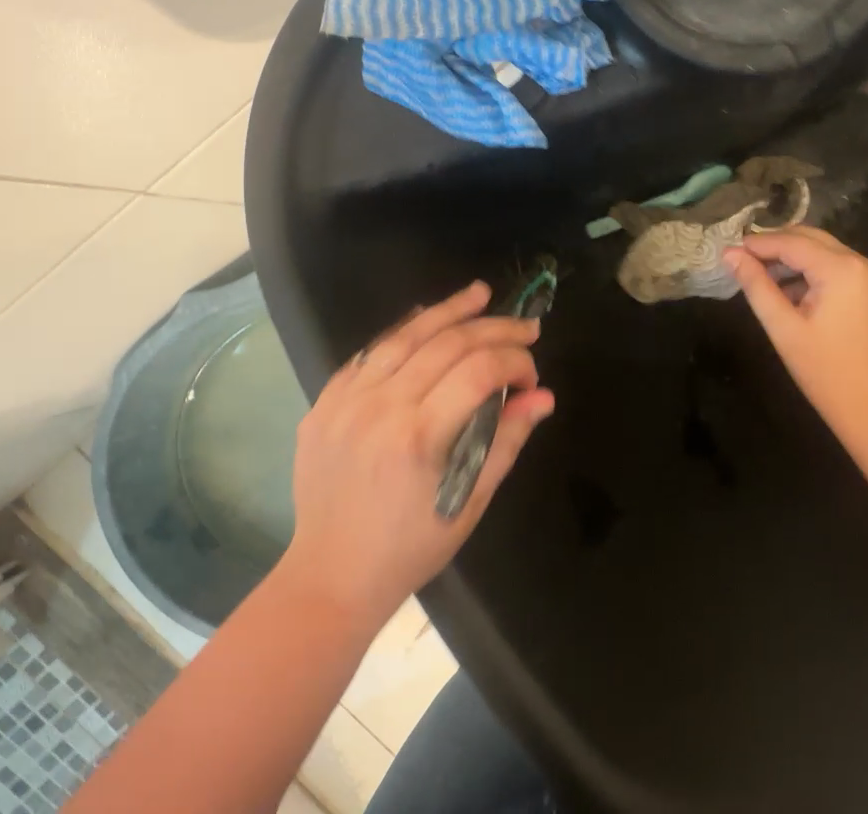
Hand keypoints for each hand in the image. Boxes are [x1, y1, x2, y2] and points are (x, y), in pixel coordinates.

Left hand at [280, 282, 553, 628]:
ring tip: (479, 294)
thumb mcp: (471, 501)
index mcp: (419, 437)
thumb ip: (507, 441)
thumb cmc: (413, 546)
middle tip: (527, 326)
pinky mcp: (324, 405)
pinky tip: (424, 320)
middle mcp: (379, 408)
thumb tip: (543, 396)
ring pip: (403, 337)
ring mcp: (345, 403)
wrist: (331, 573)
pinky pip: (368, 355)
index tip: (532, 377)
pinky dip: (401, 333)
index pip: (479, 371)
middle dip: (493, 329)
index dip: (515, 362)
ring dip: (446, 312)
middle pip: (445, 344)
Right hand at [725, 227, 867, 439]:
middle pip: (807, 237)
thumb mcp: (784, 327)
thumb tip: (730, 255)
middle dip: (773, 245)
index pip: (790, 241)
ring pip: (820, 250)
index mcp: (840, 268)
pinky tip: (785, 291)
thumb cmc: (825, 370)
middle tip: (739, 261)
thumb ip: (756, 286)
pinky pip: (831, 266)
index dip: (757, 244)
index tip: (726, 251)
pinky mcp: (867, 289)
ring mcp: (866, 274)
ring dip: (789, 257)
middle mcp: (857, 261)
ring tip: (757, 277)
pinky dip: (806, 271)